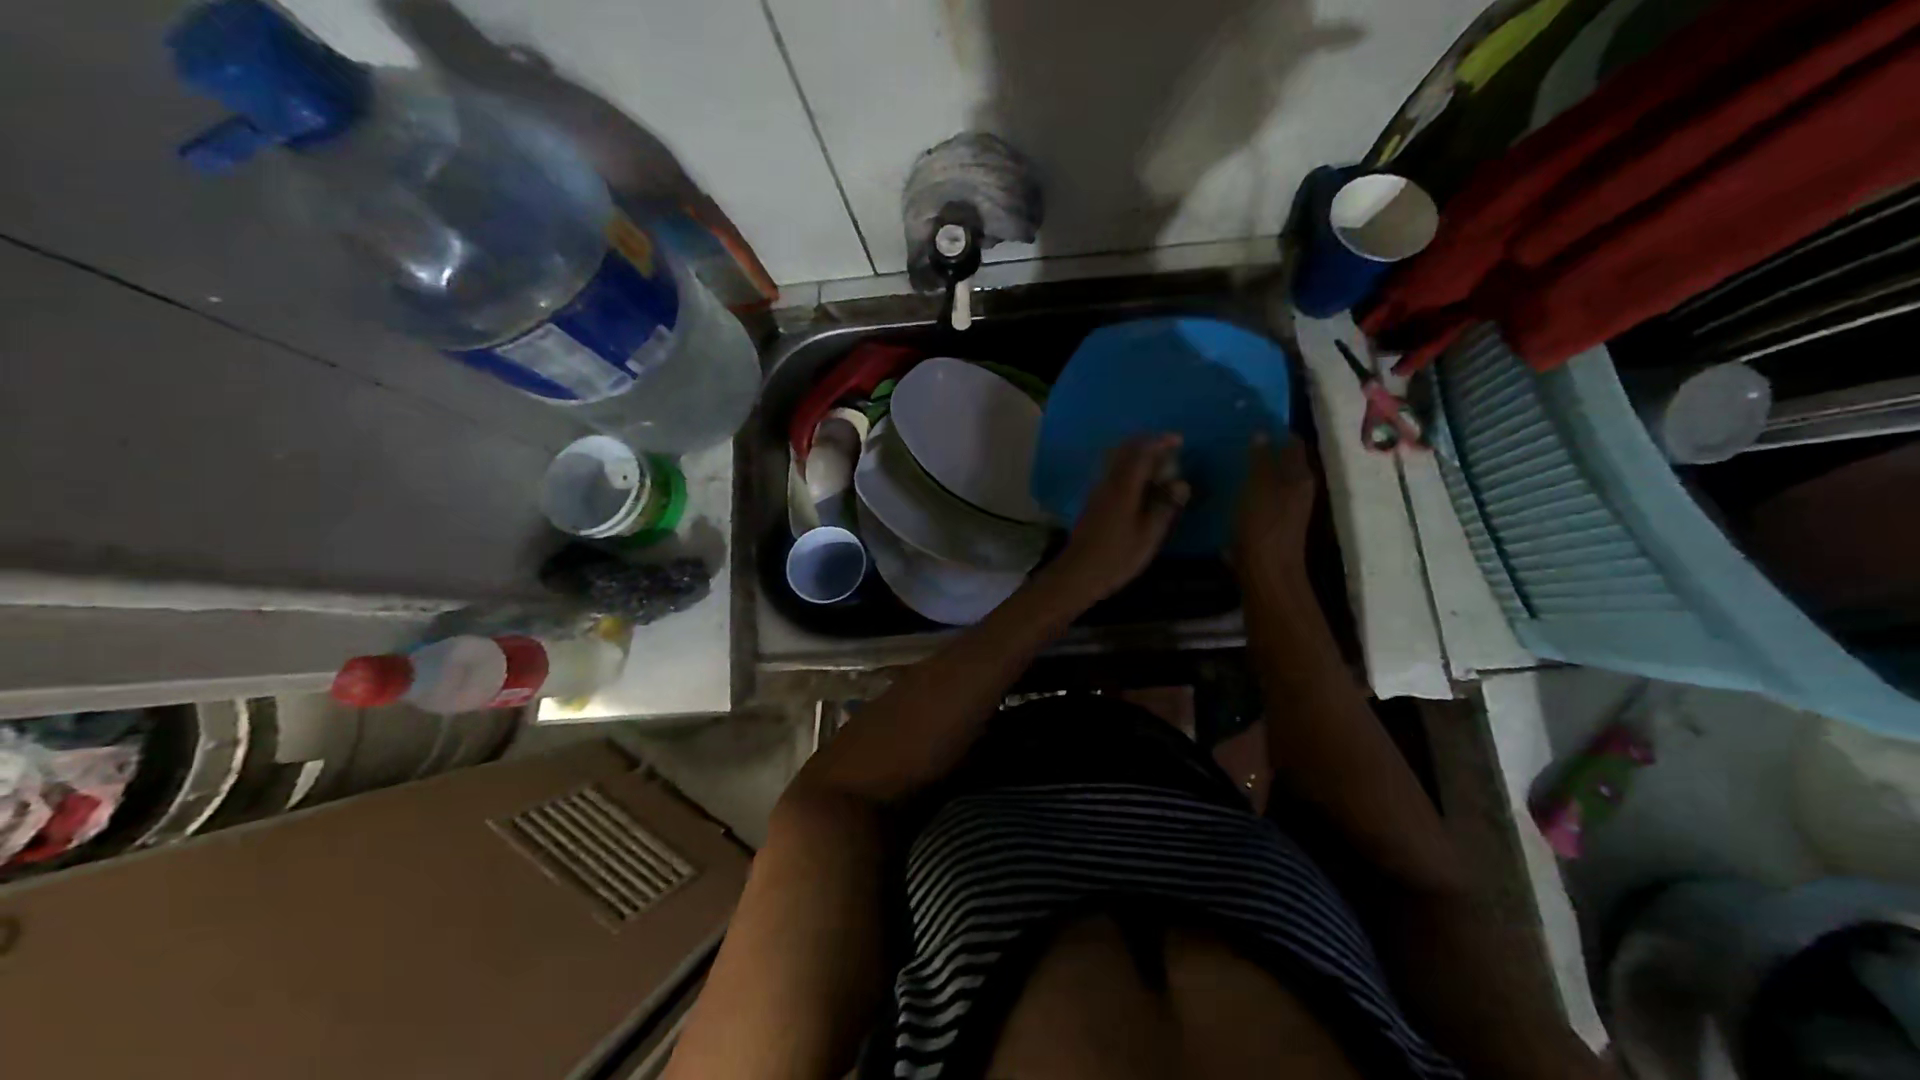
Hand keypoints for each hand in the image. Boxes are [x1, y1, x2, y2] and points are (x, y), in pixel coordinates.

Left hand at [1044, 435, 1189, 608]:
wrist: (1077, 574)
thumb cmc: (1116, 557)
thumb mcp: (1148, 536)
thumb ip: (1165, 507)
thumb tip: (1181, 483)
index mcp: (1123, 488)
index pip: (1141, 452)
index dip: (1160, 442)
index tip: (1179, 440)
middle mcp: (1108, 483)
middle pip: (1126, 451)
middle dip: (1148, 445)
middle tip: (1170, 452)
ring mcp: (1098, 492)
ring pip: (1118, 462)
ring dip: (1139, 458)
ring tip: (1161, 470)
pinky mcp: (1094, 503)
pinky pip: (1114, 476)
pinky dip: (1130, 472)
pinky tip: (1143, 488)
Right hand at [1233, 434, 1315, 584]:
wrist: (1267, 573)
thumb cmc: (1262, 525)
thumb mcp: (1257, 487)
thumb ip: (1260, 460)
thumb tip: (1262, 433)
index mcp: (1300, 477)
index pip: (1293, 443)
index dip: (1277, 431)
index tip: (1254, 422)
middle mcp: (1301, 491)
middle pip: (1286, 463)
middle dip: (1267, 451)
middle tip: (1239, 441)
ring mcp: (1289, 510)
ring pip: (1275, 482)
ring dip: (1258, 472)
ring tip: (1233, 464)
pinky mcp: (1274, 526)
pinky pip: (1264, 500)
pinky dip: (1253, 492)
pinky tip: (1233, 492)